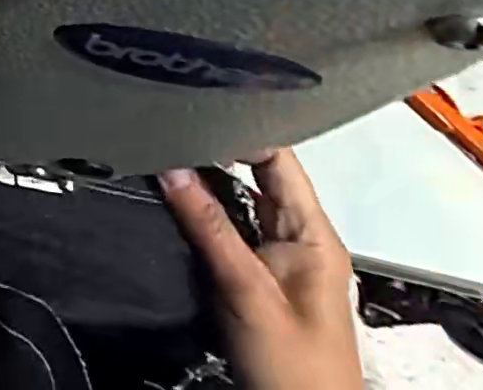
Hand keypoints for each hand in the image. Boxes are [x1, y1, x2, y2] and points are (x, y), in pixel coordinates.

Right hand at [160, 150, 362, 389]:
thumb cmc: (291, 367)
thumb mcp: (244, 289)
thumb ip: (208, 225)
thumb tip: (171, 167)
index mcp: (312, 230)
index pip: (279, 157)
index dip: (242, 131)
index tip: (197, 117)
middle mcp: (301, 233)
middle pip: (260, 173)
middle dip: (219, 151)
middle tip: (174, 132)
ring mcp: (283, 252)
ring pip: (244, 198)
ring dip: (210, 181)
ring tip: (170, 155)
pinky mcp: (264, 272)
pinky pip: (236, 224)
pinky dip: (209, 210)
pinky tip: (182, 198)